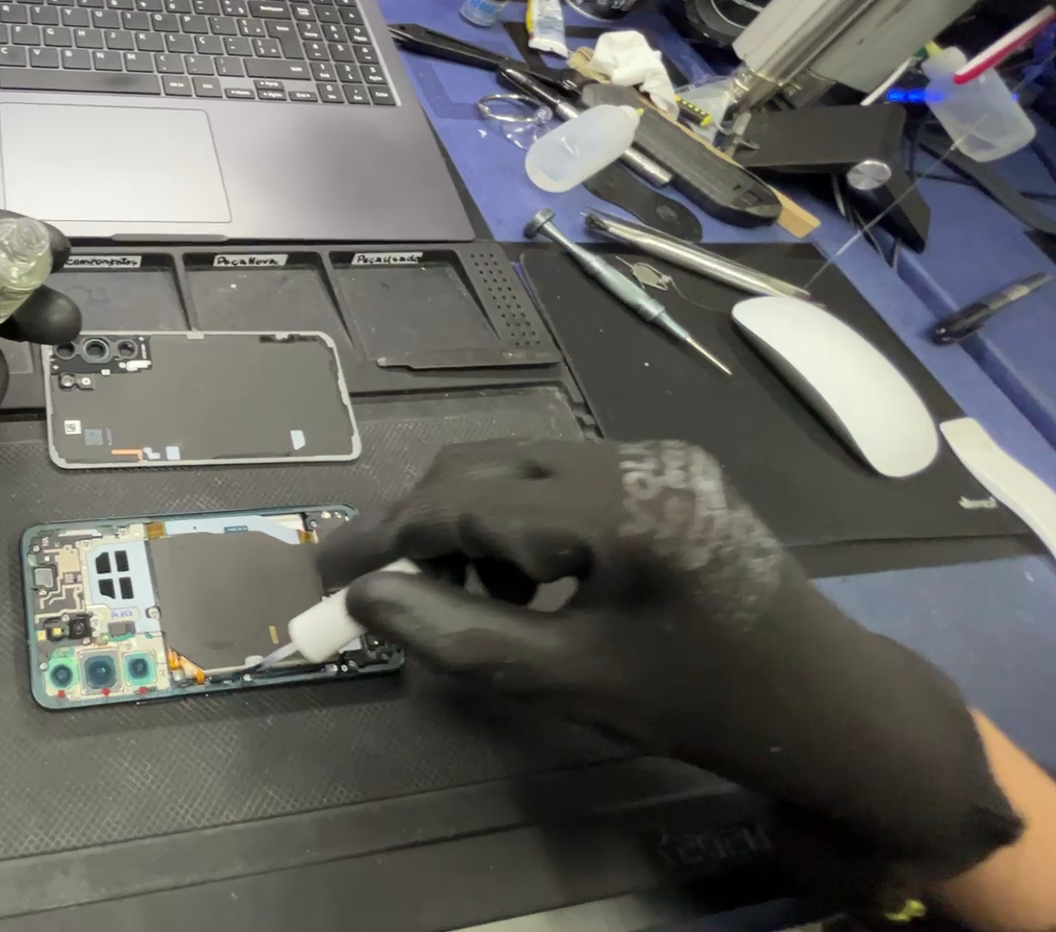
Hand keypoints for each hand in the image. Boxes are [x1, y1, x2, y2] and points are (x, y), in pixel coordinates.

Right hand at [320, 440, 1020, 888]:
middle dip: (417, 526)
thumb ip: (452, 634)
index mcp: (624, 514)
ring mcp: (644, 454)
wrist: (834, 708)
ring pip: (501, 465)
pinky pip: (542, 475)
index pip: (465, 503)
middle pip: (475, 468)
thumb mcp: (565, 683)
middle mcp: (631, 460)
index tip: (327, 569)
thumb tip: (362, 598)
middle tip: (385, 583)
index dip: (384, 536)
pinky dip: (505, 518)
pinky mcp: (649, 466)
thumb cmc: (701, 707)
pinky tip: (525, 572)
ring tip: (472, 589)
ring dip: (460, 520)